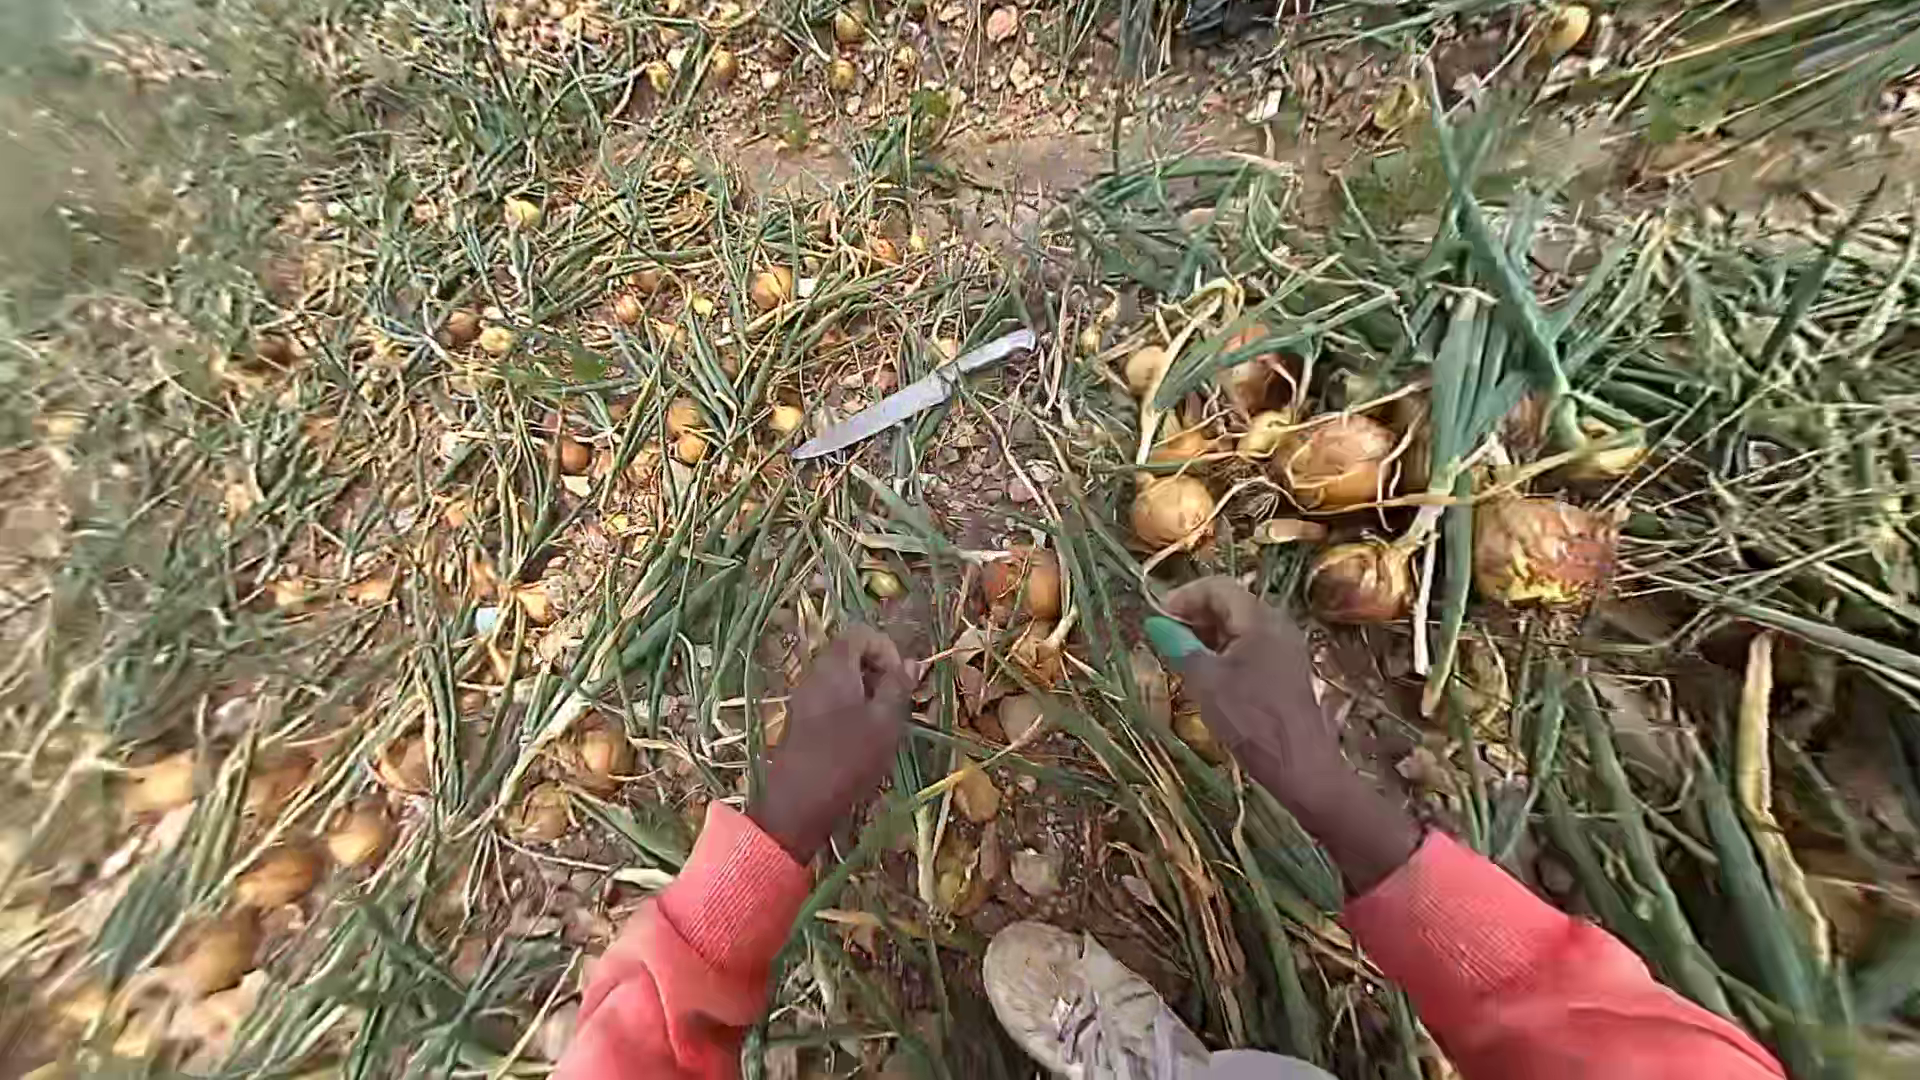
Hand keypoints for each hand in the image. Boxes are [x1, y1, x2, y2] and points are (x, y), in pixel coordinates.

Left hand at [749, 626, 910, 861]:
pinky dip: (852, 707)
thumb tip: (913, 661)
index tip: (901, 678)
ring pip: (843, 679)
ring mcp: (805, 697)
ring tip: (884, 722)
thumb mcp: (885, 720)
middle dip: (879, 671)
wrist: (798, 805)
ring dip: (868, 692)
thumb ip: (899, 686)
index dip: (887, 649)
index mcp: (834, 665)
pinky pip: (832, 699)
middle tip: (897, 701)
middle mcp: (815, 674)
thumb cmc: (848, 757)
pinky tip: (864, 737)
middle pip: (851, 654)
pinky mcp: (802, 721)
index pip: (861, 634)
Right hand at [1165, 578, 1418, 892]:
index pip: (1216, 586)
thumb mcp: (1205, 680)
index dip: (1183, 597)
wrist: (1301, 768)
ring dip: (1205, 633)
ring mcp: (1284, 648)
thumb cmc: (1250, 719)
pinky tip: (1206, 674)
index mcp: (1259, 620)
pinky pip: (1247, 644)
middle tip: (1165, 638)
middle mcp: (1276, 625)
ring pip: (1237, 625)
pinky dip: (1221, 649)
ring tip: (1180, 657)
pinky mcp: (1284, 670)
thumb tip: (1154, 623)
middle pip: (1228, 602)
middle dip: (1192, 614)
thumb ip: (1179, 646)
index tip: (1158, 620)